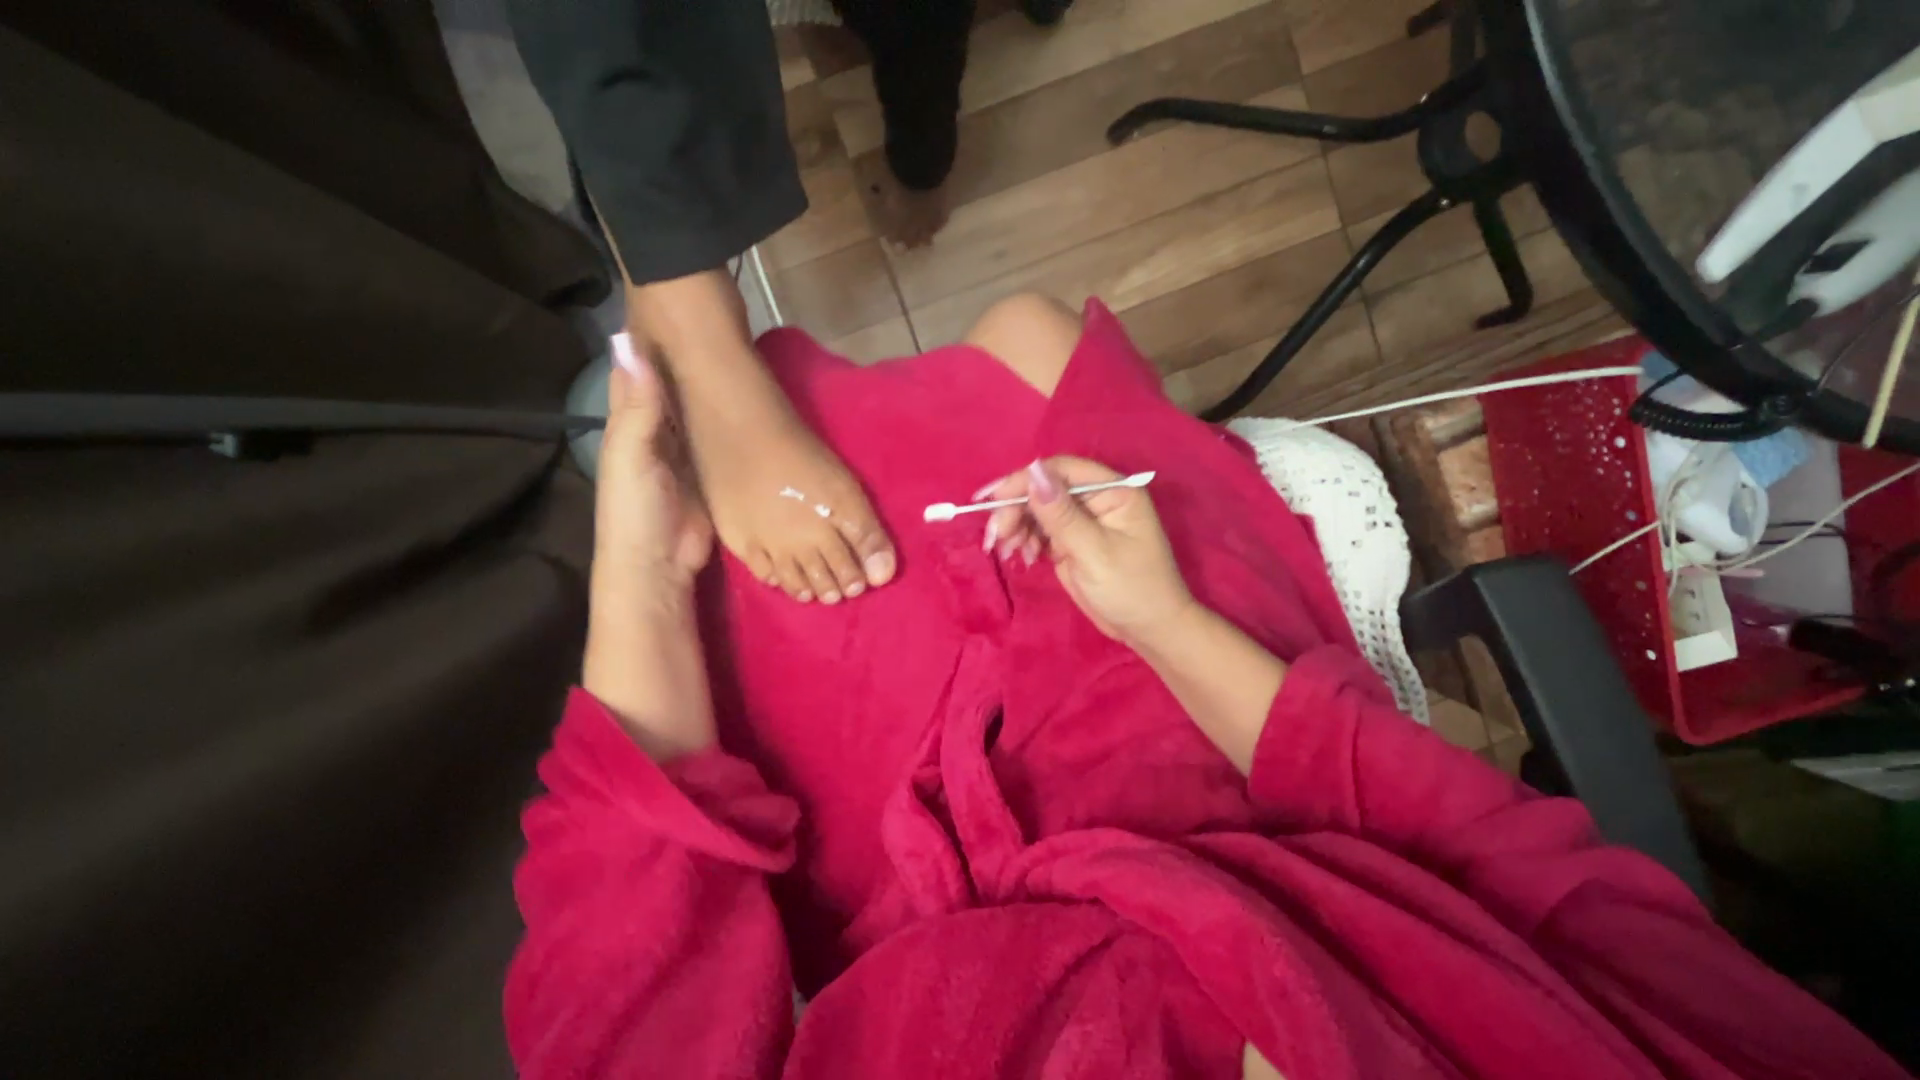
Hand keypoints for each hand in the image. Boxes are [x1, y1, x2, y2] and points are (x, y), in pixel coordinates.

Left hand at [581, 344, 718, 761]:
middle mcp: (659, 438)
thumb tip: (628, 339)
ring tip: (748, 364)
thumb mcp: (632, 456)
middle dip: (696, 367)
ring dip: (719, 400)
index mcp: (633, 427)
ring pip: (703, 421)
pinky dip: (735, 435)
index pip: (642, 375)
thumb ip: (636, 405)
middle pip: (677, 394)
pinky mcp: (716, 484)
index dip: (658, 343)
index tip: (681, 310)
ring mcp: (689, 461)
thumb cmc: (636, 515)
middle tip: (726, 331)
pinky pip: (725, 451)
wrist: (657, 575)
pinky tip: (758, 416)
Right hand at [978, 458, 1194, 644]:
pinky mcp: (1071, 542)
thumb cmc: (1131, 589)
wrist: (1149, 630)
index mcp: (1113, 490)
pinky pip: (1040, 530)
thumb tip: (1033, 471)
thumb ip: (1061, 514)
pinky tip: (1021, 557)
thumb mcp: (1094, 552)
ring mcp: (1083, 520)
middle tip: (995, 535)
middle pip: (1045, 488)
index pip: (1061, 470)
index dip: (1024, 480)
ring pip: (1038, 509)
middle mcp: (1097, 498)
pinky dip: (1024, 540)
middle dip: (1016, 508)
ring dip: (1016, 525)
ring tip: (1005, 551)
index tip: (993, 499)